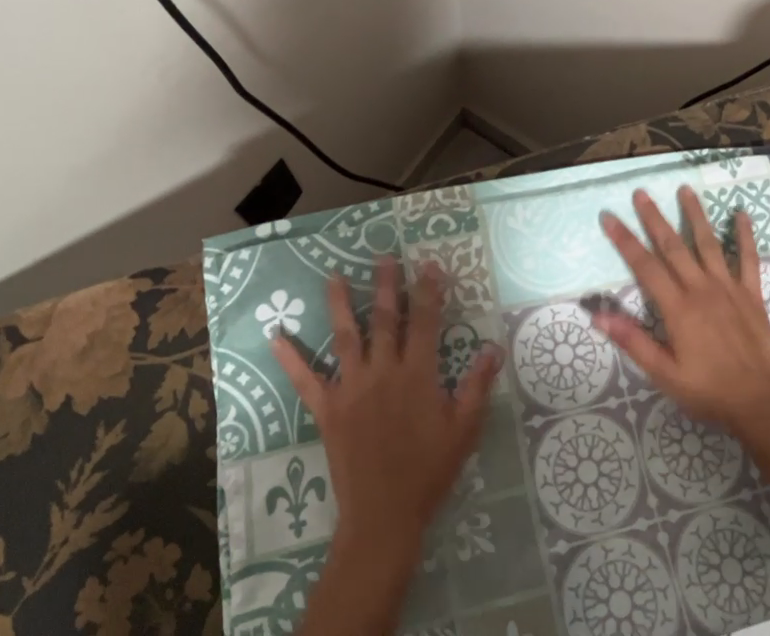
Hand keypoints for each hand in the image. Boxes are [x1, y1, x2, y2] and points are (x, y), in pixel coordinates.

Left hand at [272, 257, 501, 556]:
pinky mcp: (327, 409)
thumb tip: (493, 347)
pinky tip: (275, 335)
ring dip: (341, 303)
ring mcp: (350, 388)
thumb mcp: (464, 429)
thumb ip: (477, 385)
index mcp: (417, 374)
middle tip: (384, 257)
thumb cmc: (429, 470)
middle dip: (386, 285)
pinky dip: (289, 357)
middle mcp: (382, 372)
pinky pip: (305, 379)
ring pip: (345, 336)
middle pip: (385, 319)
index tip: (429, 266)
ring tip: (335, 276)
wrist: (384, 513)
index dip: (428, 291)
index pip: (425, 322)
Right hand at [593, 187, 769, 434]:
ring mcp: (729, 288)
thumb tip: (598, 315)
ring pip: (708, 244)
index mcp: (677, 308)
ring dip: (695, 215)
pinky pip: (748, 259)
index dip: (624, 240)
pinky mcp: (752, 295)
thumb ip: (632, 340)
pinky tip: (742, 215)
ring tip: (685, 190)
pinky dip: (745, 236)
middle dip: (654, 218)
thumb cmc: (707, 391)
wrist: (759, 402)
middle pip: (673, 246)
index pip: (644, 265)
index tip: (608, 216)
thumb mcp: (663, 373)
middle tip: (641, 192)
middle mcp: (701, 289)